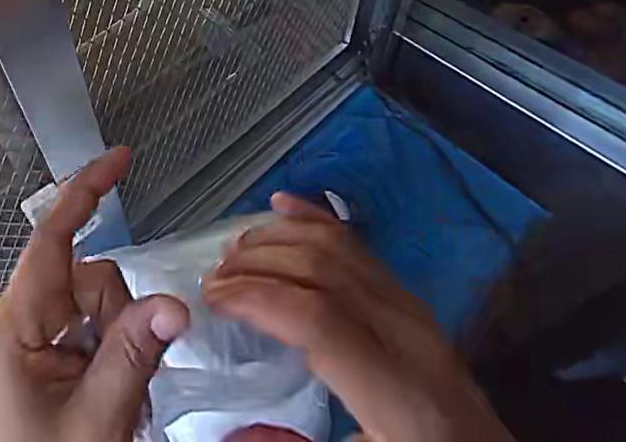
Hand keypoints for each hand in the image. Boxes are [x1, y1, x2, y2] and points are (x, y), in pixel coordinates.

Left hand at [0, 148, 189, 441]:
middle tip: (128, 374)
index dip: (85, 191)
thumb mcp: (91, 422)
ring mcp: (41, 340)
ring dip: (125, 340)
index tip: (118, 159)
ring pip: (105, 301)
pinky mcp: (56, 356)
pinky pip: (103, 327)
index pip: (51, 239)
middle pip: (92, 275)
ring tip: (118, 396)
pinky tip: (116, 393)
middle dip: (121, 313)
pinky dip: (121, 351)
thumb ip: (132, 357)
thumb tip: (173, 303)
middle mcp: (25, 323)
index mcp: (15, 328)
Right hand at [204, 193, 511, 441]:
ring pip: (338, 246)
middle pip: (323, 269)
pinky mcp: (409, 297)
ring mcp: (411, 306)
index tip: (214, 299)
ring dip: (279, 237)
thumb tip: (232, 433)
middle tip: (214, 277)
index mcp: (397, 388)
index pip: (319, 318)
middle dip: (260, 264)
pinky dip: (315, 219)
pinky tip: (284, 205)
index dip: (259, 298)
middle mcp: (406, 332)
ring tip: (236, 249)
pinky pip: (358, 245)